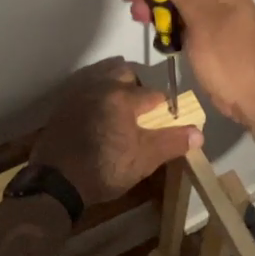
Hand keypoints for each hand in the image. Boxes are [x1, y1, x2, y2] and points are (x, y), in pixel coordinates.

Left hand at [31, 57, 201, 206]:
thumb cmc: (105, 169)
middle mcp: (100, 86)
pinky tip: (97, 110)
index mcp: (123, 97)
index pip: (153, 93)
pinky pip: (84, 87)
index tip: (167, 117)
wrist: (55, 182)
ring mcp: (78, 93)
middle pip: (125, 73)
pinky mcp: (62, 105)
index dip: (165, 106)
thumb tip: (199, 133)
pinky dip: (95, 92)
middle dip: (138, 84)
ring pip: (102, 75)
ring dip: (115, 82)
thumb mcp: (144, 159)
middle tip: (143, 106)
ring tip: (121, 104)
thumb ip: (172, 142)